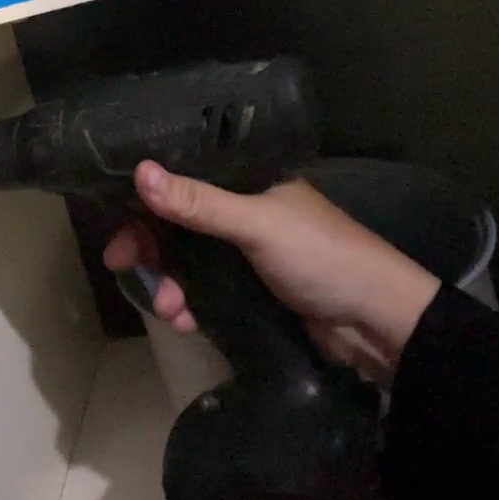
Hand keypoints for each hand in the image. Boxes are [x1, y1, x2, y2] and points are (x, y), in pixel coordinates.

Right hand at [104, 160, 440, 384]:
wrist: (380, 326)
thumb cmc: (322, 257)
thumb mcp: (257, 225)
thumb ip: (199, 203)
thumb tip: (139, 172)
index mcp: (248, 179)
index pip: (184, 175)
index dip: (148, 193)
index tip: (118, 216)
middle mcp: (243, 208)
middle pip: (178, 220)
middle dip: (150, 245)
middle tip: (121, 264)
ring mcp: (245, 251)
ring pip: (188, 258)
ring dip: (168, 281)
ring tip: (166, 308)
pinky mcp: (250, 289)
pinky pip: (204, 289)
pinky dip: (188, 303)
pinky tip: (183, 321)